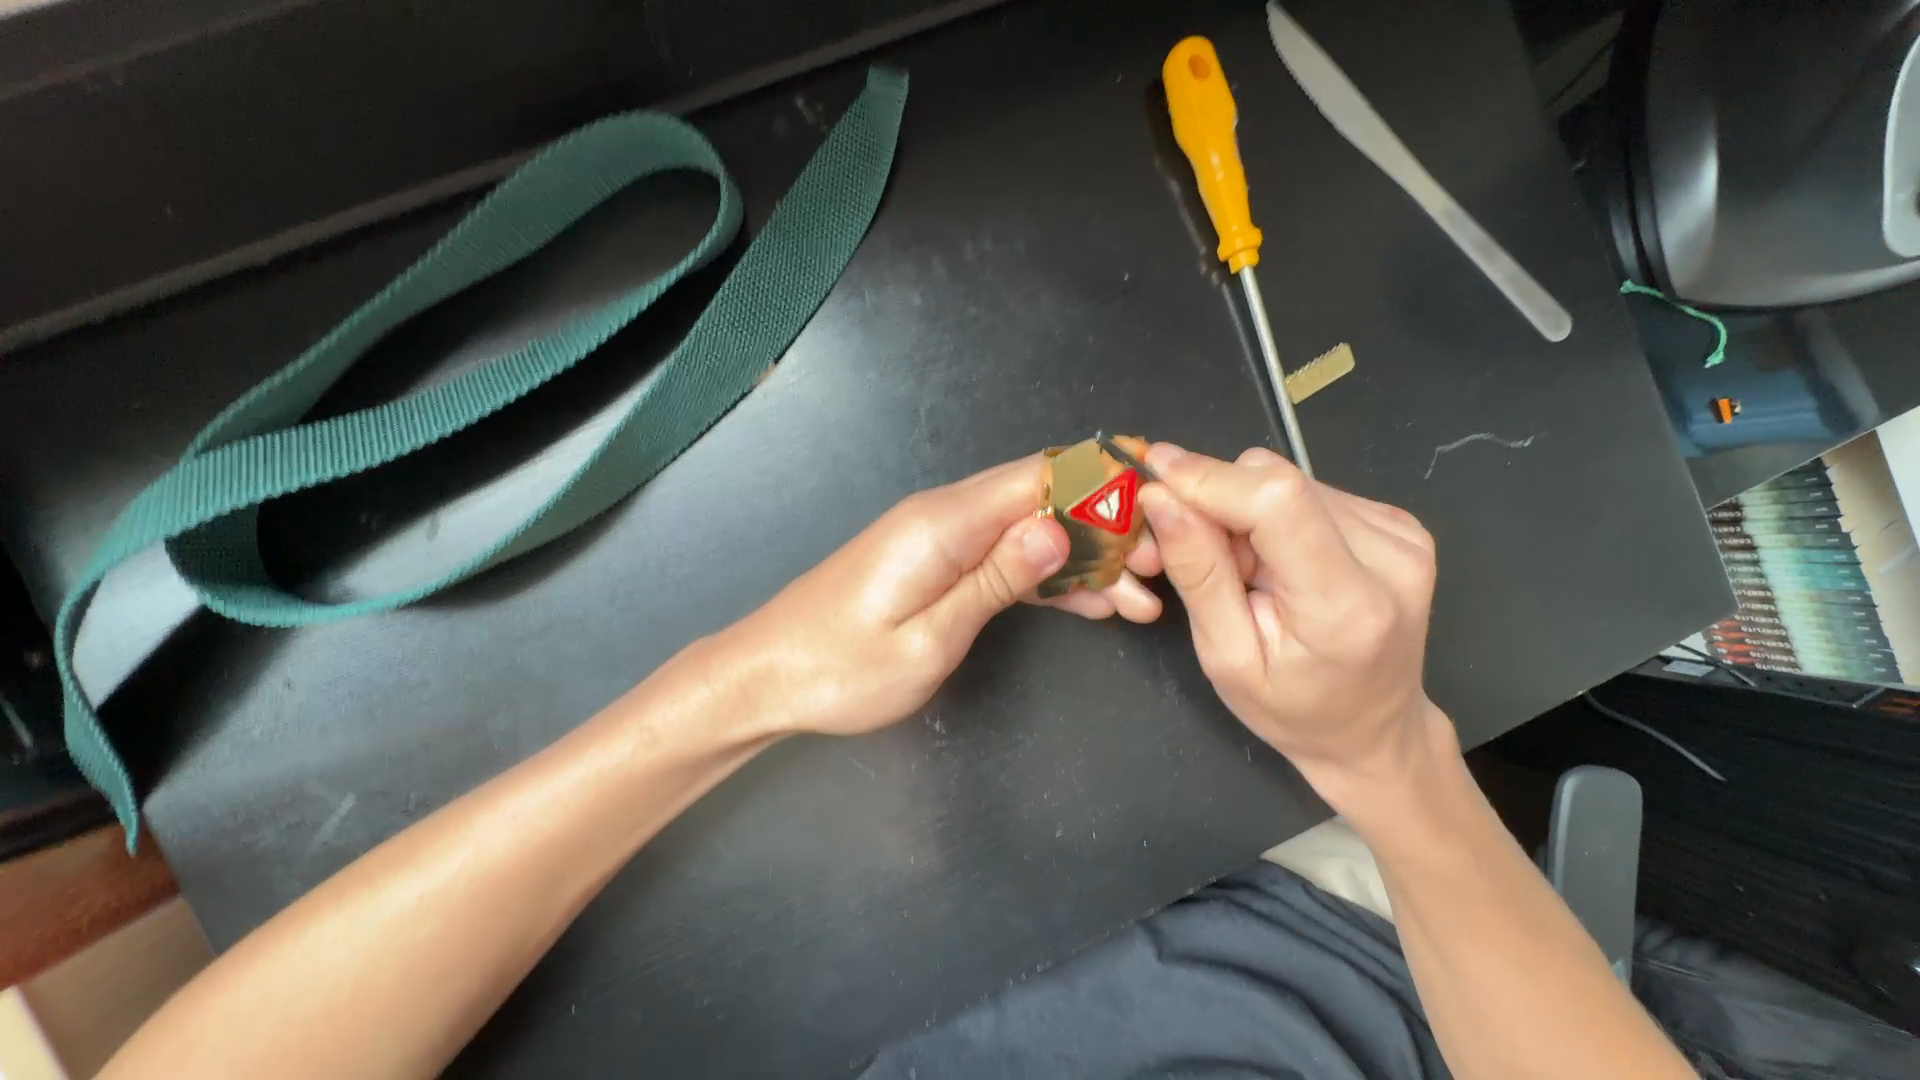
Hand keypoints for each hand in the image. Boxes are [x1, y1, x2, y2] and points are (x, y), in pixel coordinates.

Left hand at [721, 456, 1162, 737]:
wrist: (767, 678)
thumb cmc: (840, 670)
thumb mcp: (928, 638)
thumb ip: (996, 581)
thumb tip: (1060, 531)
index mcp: (945, 523)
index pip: (1042, 476)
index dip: (1106, 482)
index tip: (1162, 507)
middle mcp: (947, 516)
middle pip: (1044, 499)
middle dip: (1108, 527)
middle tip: (1159, 572)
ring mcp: (941, 539)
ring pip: (1031, 531)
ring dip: (1086, 559)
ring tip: (1139, 600)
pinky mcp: (936, 563)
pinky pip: (1004, 558)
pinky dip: (1048, 578)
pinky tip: (1091, 605)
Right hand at [1140, 444, 1445, 798]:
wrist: (1373, 729)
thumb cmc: (1293, 710)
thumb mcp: (1227, 659)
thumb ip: (1199, 575)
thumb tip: (1161, 498)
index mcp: (1346, 603)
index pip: (1276, 500)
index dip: (1209, 477)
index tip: (1154, 472)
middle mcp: (1388, 555)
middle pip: (1278, 480)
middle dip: (1219, 501)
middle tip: (1198, 552)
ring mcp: (1401, 534)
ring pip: (1288, 477)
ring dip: (1246, 512)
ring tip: (1248, 571)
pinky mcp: (1398, 524)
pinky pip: (1309, 489)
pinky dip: (1275, 516)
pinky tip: (1278, 561)